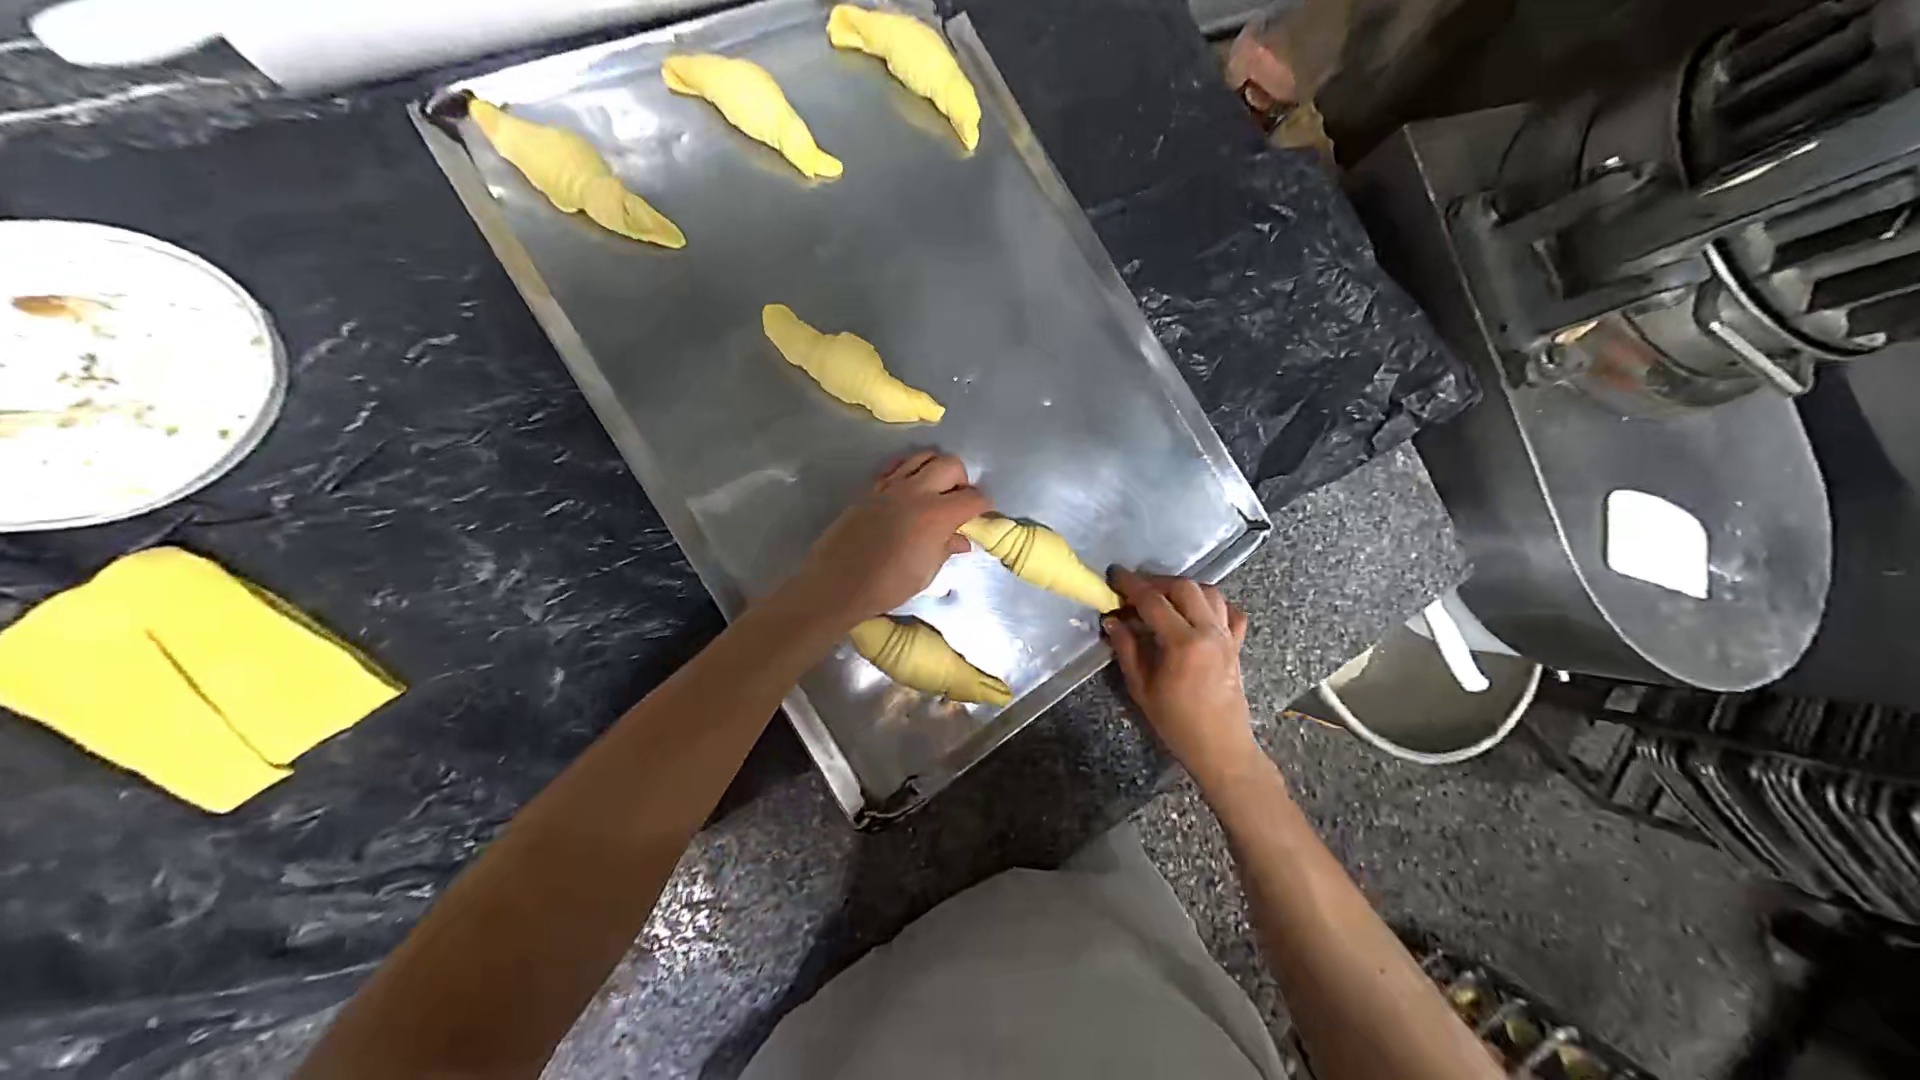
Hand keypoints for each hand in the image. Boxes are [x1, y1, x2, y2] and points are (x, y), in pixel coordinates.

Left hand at [787, 451, 989, 625]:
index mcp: (936, 515)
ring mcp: (891, 486)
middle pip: (951, 465)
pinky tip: (909, 486)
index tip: (983, 513)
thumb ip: (946, 548)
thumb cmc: (887, 585)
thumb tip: (961, 539)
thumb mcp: (925, 572)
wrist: (837, 583)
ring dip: (936, 468)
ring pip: (923, 457)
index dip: (983, 505)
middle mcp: (917, 492)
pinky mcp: (871, 488)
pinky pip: (896, 466)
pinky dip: (909, 470)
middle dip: (962, 480)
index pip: (973, 498)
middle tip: (958, 500)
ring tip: (935, 489)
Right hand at [1104, 569, 1260, 790]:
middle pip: (1183, 587)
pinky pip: (1230, 611)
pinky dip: (1213, 604)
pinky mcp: (1237, 644)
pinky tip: (1196, 612)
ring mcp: (1227, 636)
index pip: (1153, 600)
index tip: (1114, 575)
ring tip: (1162, 598)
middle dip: (1156, 582)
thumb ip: (1127, 648)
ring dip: (1183, 588)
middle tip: (1134, 590)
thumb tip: (1112, 620)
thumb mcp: (1142, 687)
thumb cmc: (1176, 722)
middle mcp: (1209, 632)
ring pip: (1209, 592)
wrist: (1220, 747)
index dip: (1131, 584)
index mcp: (1183, 643)